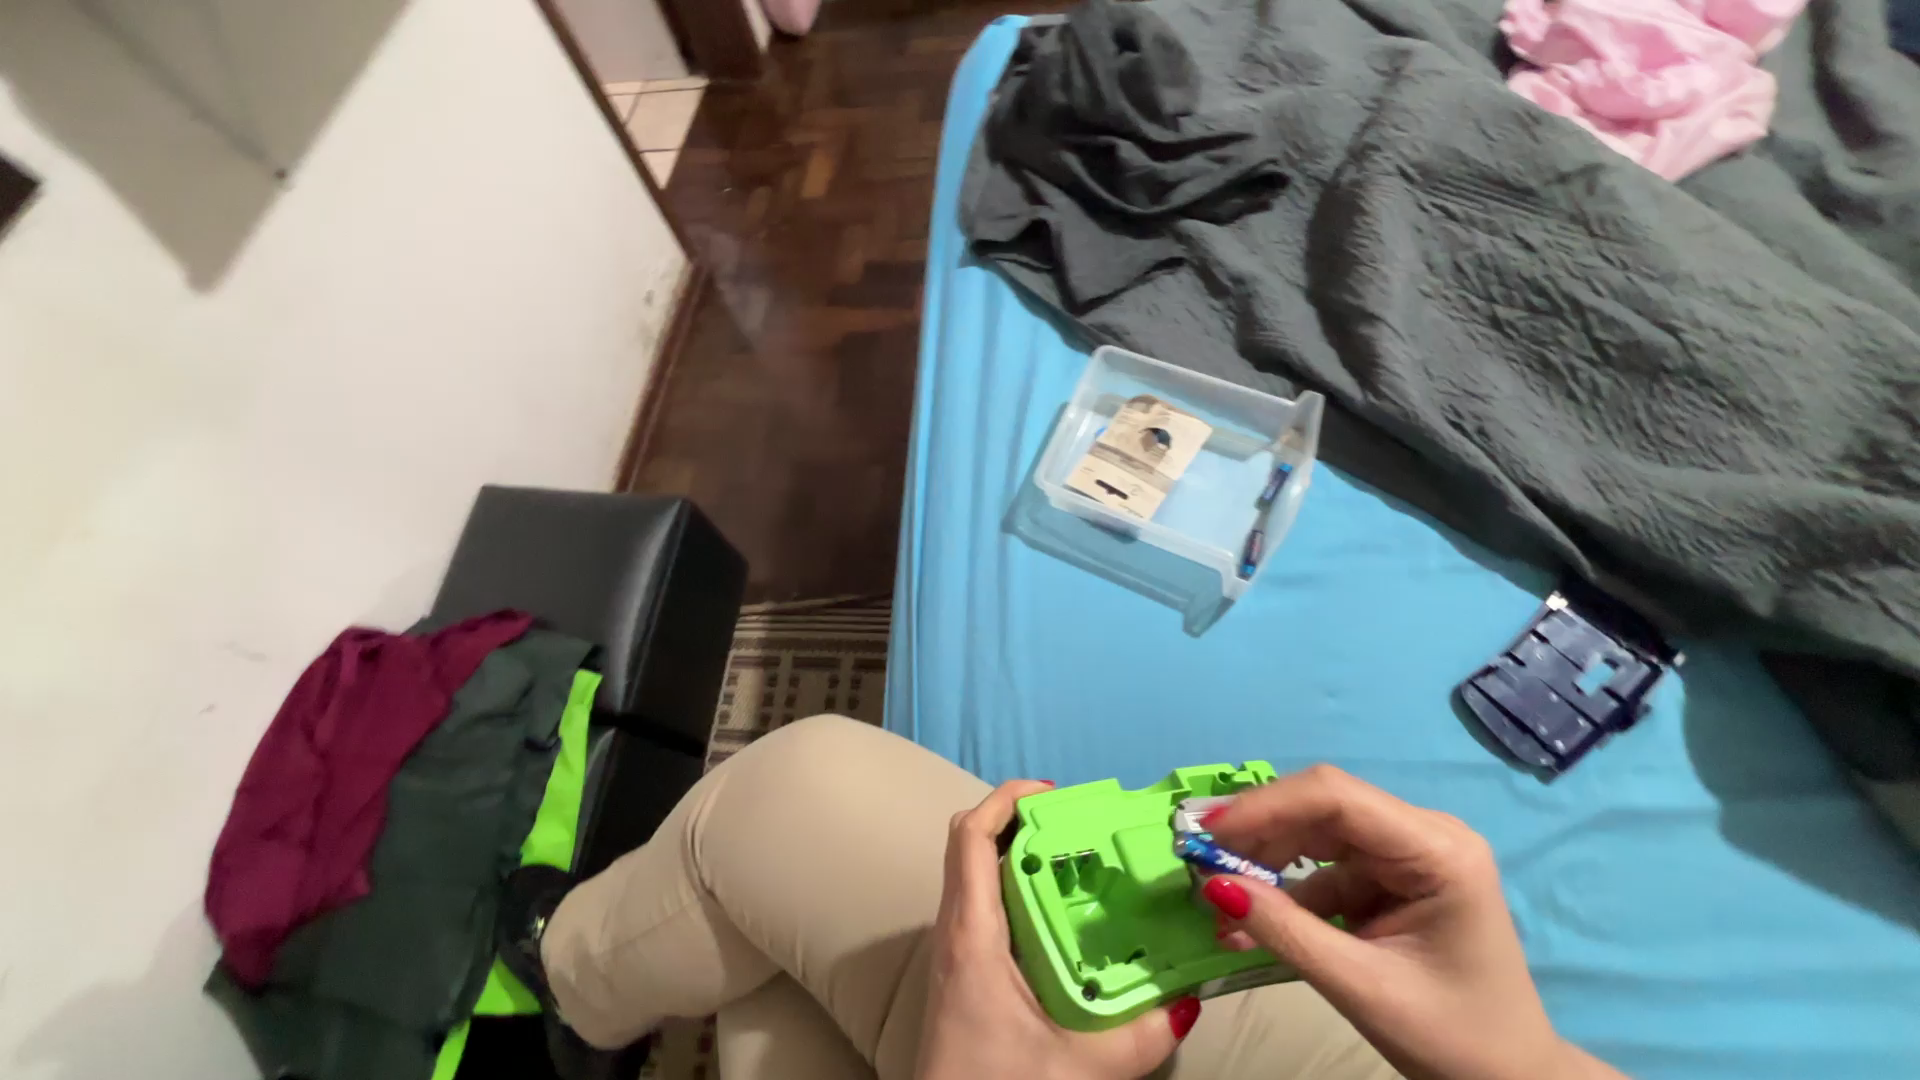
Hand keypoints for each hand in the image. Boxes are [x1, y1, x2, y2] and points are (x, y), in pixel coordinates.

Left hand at [914, 780, 1200, 1079]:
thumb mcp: (1079, 1068)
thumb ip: (1141, 1036)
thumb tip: (1187, 999)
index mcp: (972, 935)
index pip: (971, 837)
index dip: (1005, 799)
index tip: (1052, 794)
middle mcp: (954, 928)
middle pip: (972, 843)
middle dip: (1020, 818)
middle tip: (1076, 823)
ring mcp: (953, 947)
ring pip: (974, 871)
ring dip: (1018, 852)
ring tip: (1073, 857)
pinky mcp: (960, 967)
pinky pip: (981, 902)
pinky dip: (1014, 886)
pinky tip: (1057, 913)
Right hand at [1199, 766, 1625, 1079]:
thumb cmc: (1455, 1040)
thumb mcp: (1363, 988)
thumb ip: (1286, 932)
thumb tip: (1210, 884)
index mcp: (1437, 850)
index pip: (1336, 798)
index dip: (1264, 806)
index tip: (1206, 832)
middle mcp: (1420, 834)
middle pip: (1318, 808)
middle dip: (1254, 831)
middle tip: (1195, 856)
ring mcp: (1401, 852)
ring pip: (1310, 832)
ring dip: (1259, 860)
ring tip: (1214, 894)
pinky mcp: (1383, 875)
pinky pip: (1317, 865)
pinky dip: (1278, 889)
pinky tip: (1245, 917)